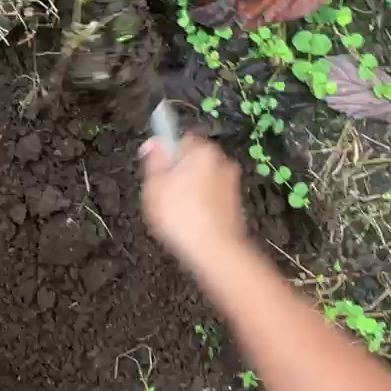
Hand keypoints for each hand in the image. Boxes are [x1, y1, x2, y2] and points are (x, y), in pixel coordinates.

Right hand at [139, 133, 248, 271]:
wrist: (215, 250)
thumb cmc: (180, 215)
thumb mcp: (154, 185)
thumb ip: (154, 159)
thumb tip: (154, 143)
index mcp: (202, 150)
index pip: (180, 139)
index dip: (165, 155)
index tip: (155, 173)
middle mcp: (221, 160)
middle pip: (193, 159)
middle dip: (179, 173)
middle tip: (162, 194)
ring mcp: (231, 182)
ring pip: (203, 179)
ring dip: (191, 190)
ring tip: (176, 212)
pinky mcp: (236, 203)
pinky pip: (212, 196)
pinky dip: (202, 204)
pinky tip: (190, 221)